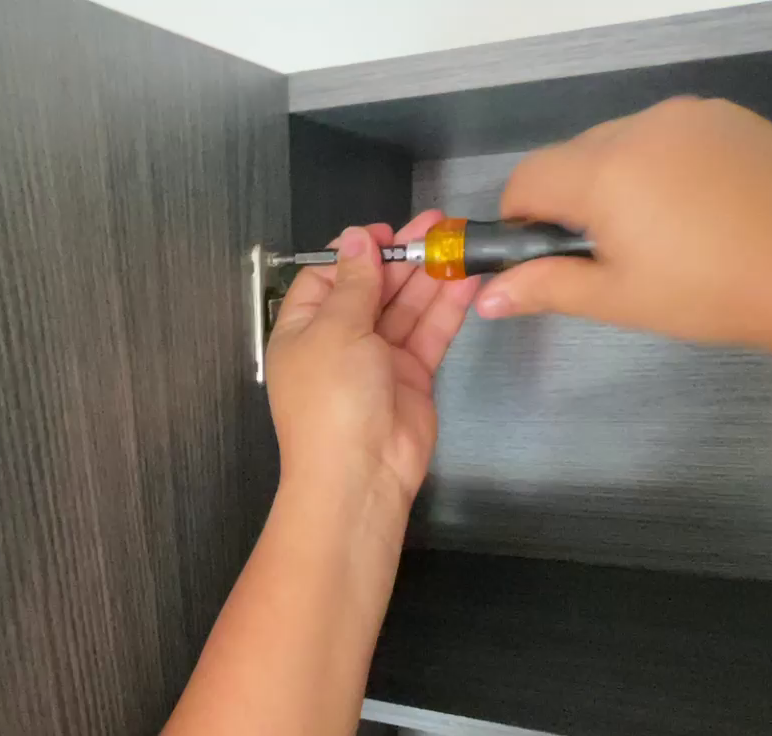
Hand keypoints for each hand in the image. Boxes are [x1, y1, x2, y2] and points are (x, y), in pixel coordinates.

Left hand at [266, 211, 481, 514]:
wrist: (360, 474)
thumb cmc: (331, 401)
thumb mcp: (334, 330)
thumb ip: (352, 283)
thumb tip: (354, 240)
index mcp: (303, 331)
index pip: (325, 279)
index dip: (354, 252)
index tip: (384, 232)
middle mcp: (338, 343)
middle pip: (371, 289)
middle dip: (401, 257)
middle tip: (436, 225)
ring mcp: (376, 361)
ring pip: (405, 308)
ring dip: (429, 276)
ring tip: (459, 239)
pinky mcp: (411, 377)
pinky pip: (429, 333)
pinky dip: (447, 307)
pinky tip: (468, 277)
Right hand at [476, 97, 771, 354]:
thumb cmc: (707, 292)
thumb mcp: (614, 298)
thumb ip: (542, 288)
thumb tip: (483, 300)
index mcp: (605, 170)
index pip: (526, 179)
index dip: (516, 220)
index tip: (537, 258)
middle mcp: (642, 126)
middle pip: (568, 159)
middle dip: (562, 204)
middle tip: (597, 257)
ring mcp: (690, 116)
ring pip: (615, 145)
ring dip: (606, 185)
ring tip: (649, 237)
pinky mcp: (729, 118)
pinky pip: (662, 138)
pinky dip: (651, 170)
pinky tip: (687, 213)